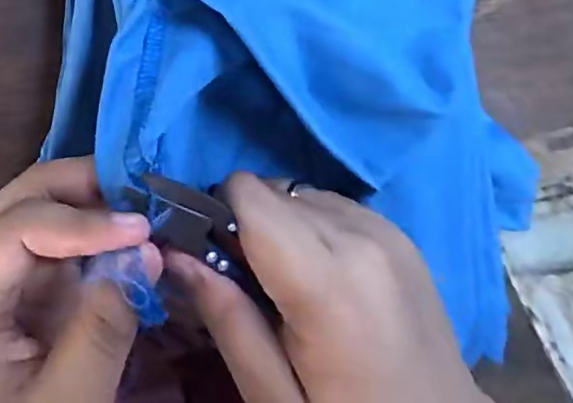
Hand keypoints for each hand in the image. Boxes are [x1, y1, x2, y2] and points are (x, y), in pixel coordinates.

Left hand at [0, 156, 163, 402]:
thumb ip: (102, 330)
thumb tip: (147, 253)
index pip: (20, 226)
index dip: (81, 220)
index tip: (140, 227)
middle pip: (30, 196)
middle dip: (88, 185)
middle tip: (146, 193)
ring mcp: (9, 266)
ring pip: (52, 204)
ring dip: (100, 199)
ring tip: (150, 204)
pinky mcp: (38, 281)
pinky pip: (71, 237)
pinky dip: (105, 228)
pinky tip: (139, 231)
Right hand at [168, 173, 485, 402]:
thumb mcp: (277, 402)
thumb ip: (226, 319)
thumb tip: (174, 252)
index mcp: (327, 280)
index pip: (246, 190)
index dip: (219, 216)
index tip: (218, 262)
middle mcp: (358, 236)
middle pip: (268, 190)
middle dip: (248, 225)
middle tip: (254, 286)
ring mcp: (384, 230)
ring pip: (296, 193)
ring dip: (280, 225)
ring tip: (293, 286)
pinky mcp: (398, 232)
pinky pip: (328, 203)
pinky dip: (312, 226)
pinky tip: (326, 277)